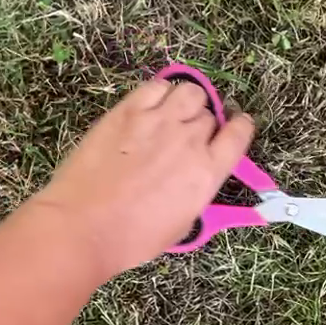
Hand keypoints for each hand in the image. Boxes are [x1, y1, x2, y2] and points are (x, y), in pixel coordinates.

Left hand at [18, 78, 255, 279]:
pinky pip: (156, 87)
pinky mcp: (127, 110)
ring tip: (173, 116)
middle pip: (209, 115)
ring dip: (187, 103)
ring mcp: (158, 120)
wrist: (85, 225)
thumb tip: (195, 177)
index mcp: (207, 173)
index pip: (238, 134)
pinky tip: (152, 108)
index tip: (237, 126)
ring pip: (189, 92)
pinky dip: (161, 94)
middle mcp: (189, 140)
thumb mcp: (182, 224)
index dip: (240, 127)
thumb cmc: (134, 237)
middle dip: (204, 125)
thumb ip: (196, 192)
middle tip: (188, 138)